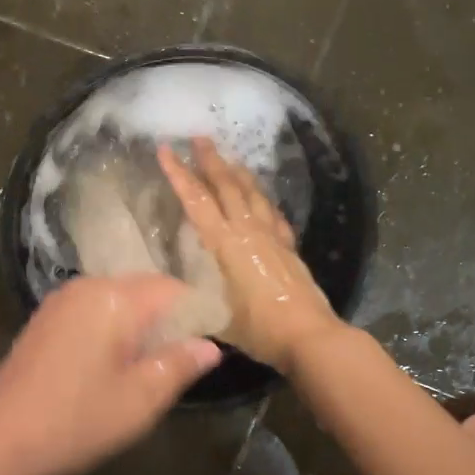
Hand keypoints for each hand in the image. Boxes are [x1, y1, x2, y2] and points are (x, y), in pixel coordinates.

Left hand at [0, 273, 221, 474]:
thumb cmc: (76, 420)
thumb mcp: (139, 400)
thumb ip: (178, 365)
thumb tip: (210, 345)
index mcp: (115, 298)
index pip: (172, 288)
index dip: (200, 310)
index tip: (219, 337)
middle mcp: (88, 286)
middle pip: (144, 288)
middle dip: (171, 315)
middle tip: (192, 354)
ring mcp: (62, 300)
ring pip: (118, 298)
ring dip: (142, 322)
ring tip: (160, 361)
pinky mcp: (45, 319)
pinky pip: (94, 309)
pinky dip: (115, 326)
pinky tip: (119, 360)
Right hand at [157, 138, 342, 372]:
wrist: (309, 337)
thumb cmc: (257, 328)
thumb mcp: (214, 314)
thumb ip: (191, 296)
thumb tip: (167, 289)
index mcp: (224, 242)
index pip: (196, 200)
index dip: (179, 173)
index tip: (166, 149)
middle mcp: (248, 231)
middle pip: (227, 186)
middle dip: (211, 160)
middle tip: (200, 137)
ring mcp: (272, 236)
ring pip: (252, 194)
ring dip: (238, 173)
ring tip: (229, 158)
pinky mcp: (289, 247)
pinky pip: (272, 213)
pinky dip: (262, 199)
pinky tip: (261, 198)